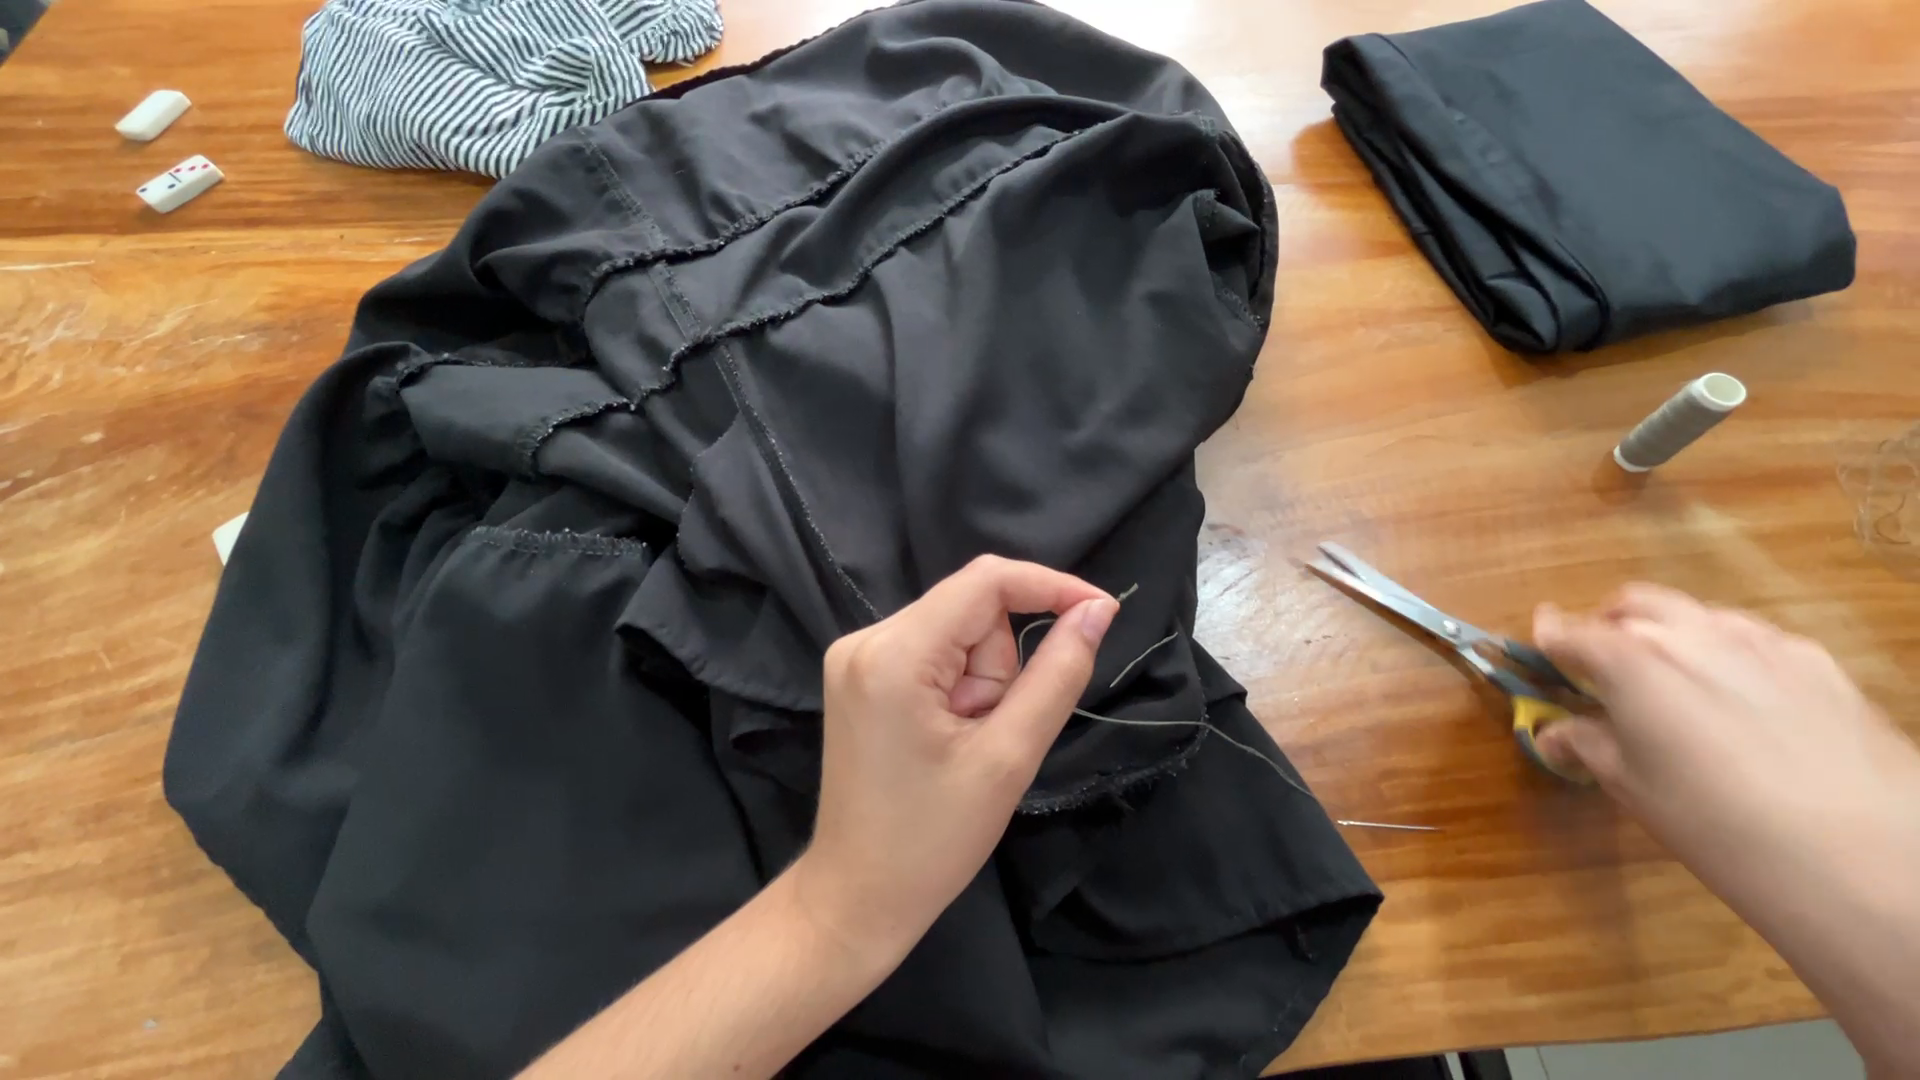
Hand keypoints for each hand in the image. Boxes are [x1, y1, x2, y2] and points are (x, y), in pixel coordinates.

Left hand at [790, 556, 1117, 962]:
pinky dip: (958, 684)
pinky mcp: (858, 674)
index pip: (985, 580)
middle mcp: (865, 637)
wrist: (858, 896)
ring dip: (981, 679)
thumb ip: (1057, 674)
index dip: (1050, 586)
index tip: (1101, 612)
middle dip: (1002, 663)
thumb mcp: (1009, 757)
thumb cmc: (933, 840)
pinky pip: (932, 650)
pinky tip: (947, 734)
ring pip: (955, 630)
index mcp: (895, 653)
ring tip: (966, 742)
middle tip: (993, 732)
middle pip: (970, 609)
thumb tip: (1096, 611)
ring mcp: (855, 654)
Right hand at [1532, 584, 1918, 885]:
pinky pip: (1757, 640)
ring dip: (1669, 633)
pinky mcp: (1821, 666)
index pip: (1571, 631)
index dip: (1549, 635)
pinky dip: (1728, 653)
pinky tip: (1740, 698)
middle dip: (1608, 624)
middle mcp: (1691, 635)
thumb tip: (1555, 733)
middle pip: (1634, 604)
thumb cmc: (1714, 823)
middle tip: (1601, 663)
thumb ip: (1585, 743)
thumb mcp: (1629, 785)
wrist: (1865, 864)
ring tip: (1672, 679)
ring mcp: (1763, 644)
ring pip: (1697, 615)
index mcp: (1630, 659)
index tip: (1540, 641)